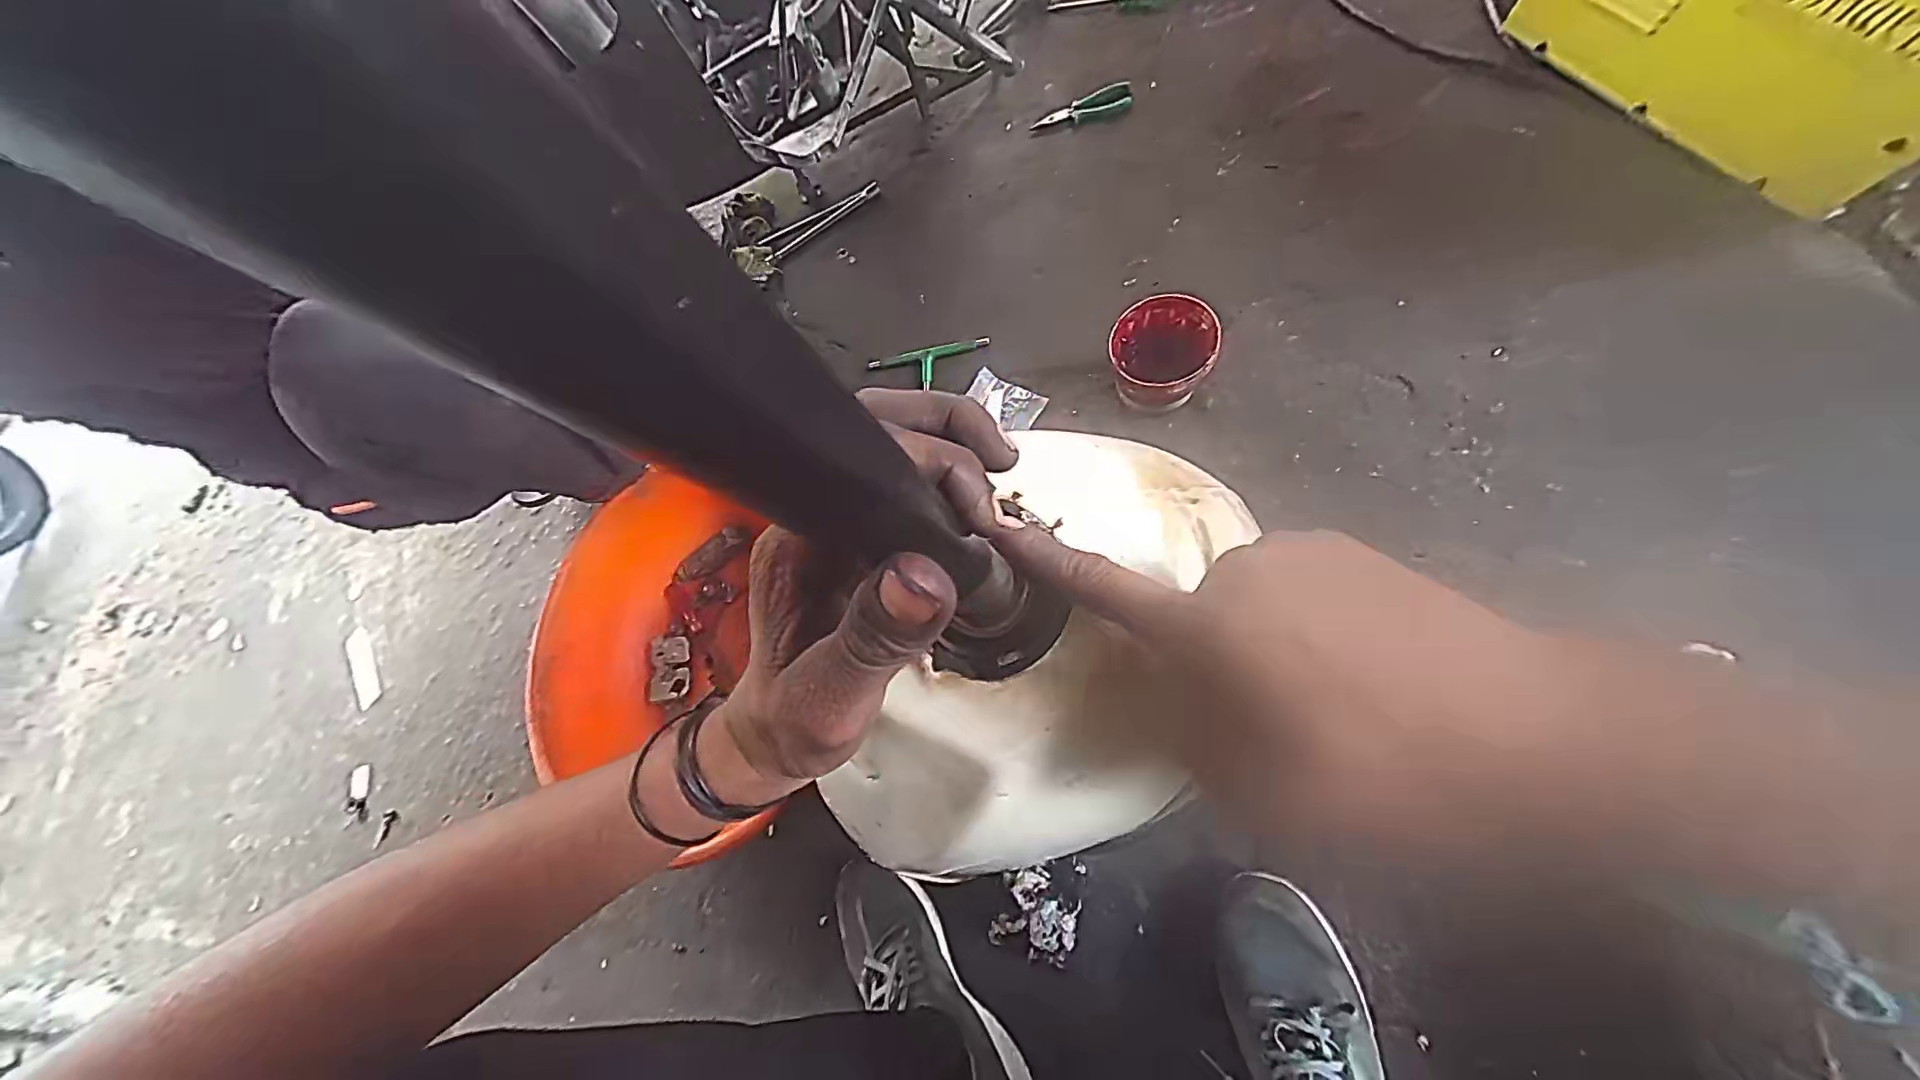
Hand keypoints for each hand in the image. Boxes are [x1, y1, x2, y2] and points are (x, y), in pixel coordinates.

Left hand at [697, 390, 1015, 803]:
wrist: (778, 738)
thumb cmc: (793, 722)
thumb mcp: (831, 693)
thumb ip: (876, 636)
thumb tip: (926, 577)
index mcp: (797, 541)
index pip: (859, 463)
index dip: (924, 462)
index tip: (975, 502)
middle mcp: (814, 521)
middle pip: (874, 431)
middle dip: (943, 430)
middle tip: (999, 457)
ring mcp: (838, 529)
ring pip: (891, 453)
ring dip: (949, 448)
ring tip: (998, 465)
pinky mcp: (862, 547)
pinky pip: (906, 495)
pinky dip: (948, 486)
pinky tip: (978, 503)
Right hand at [988, 525, 1572, 841]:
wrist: (1553, 742)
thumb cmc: (1386, 780)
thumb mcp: (1260, 793)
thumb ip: (1189, 737)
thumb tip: (1167, 698)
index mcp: (1208, 626)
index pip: (1104, 589)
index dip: (1047, 562)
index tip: (1005, 529)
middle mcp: (1245, 570)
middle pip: (1191, 614)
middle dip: (1205, 659)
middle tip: (1265, 723)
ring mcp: (1306, 553)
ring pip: (1248, 602)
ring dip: (1261, 644)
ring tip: (1334, 704)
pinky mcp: (1359, 553)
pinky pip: (1300, 590)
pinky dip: (1308, 627)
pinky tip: (1372, 673)